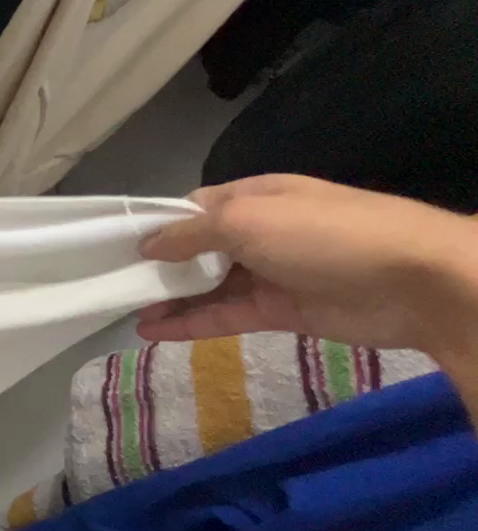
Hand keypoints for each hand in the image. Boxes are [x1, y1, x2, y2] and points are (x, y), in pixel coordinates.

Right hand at [137, 175, 477, 360]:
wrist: (423, 285)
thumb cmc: (327, 236)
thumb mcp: (247, 219)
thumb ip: (188, 233)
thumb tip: (145, 246)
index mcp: (256, 199)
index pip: (191, 209)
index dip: (154, 225)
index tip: (113, 244)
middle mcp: (260, 234)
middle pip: (193, 250)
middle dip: (152, 264)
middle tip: (107, 280)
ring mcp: (270, 274)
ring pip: (203, 286)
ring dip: (164, 297)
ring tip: (121, 309)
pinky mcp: (278, 311)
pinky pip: (220, 316)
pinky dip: (185, 323)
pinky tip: (149, 331)